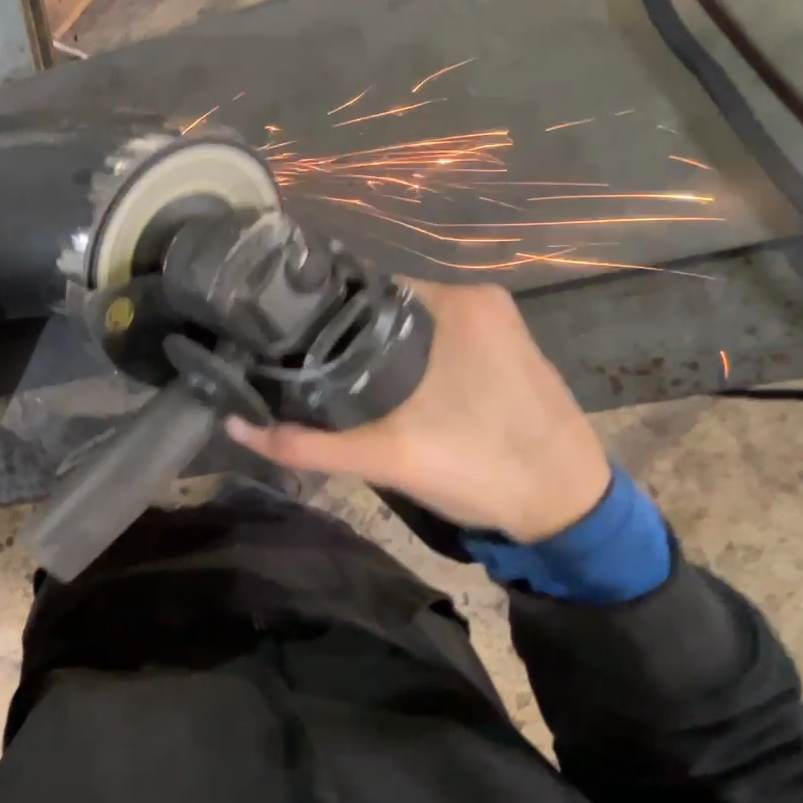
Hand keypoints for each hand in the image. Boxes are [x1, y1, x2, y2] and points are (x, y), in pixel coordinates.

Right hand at [225, 281, 609, 542]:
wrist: (568, 511)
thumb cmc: (482, 466)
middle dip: (336, 338)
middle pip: (378, 310)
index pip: (357, 291)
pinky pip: (431, 345)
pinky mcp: (504, 353)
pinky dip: (400, 362)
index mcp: (454, 305)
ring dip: (366, 352)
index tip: (272, 341)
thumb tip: (234, 426)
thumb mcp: (383, 456)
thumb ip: (305, 444)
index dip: (312, 316)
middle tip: (288, 369)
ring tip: (318, 380)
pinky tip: (375, 392)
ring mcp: (495, 327)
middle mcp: (475, 301)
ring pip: (404, 329)